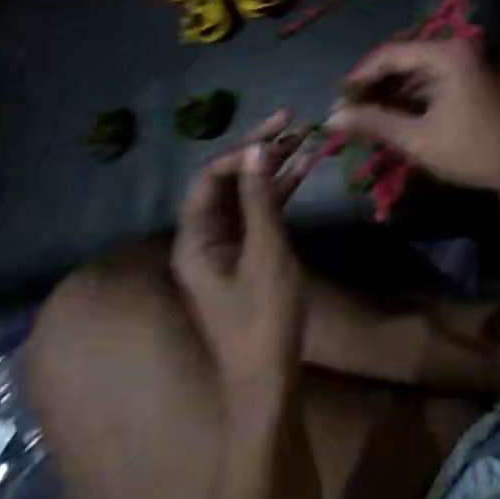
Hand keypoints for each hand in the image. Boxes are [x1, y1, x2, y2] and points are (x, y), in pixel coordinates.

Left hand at [173, 111, 316, 389]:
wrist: (267, 378)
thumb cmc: (263, 317)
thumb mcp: (265, 253)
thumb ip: (259, 199)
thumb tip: (255, 151)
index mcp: (194, 239)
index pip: (209, 179)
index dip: (241, 153)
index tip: (275, 136)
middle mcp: (203, 237)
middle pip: (227, 181)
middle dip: (258, 150)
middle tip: (290, 120)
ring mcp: (226, 246)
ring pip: (246, 194)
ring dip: (273, 166)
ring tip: (304, 136)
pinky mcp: (246, 255)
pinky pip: (259, 213)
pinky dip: (280, 192)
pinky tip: (305, 169)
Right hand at [325, 40, 499, 190]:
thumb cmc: (471, 150)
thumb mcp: (418, 139)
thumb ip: (374, 122)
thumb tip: (332, 116)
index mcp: (445, 54)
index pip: (389, 54)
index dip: (359, 76)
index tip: (336, 100)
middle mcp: (453, 49)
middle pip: (399, 60)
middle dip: (371, 86)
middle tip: (344, 111)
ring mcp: (460, 62)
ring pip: (410, 72)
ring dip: (386, 93)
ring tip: (358, 117)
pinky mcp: (462, 78)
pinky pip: (425, 81)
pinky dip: (404, 98)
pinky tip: (384, 117)